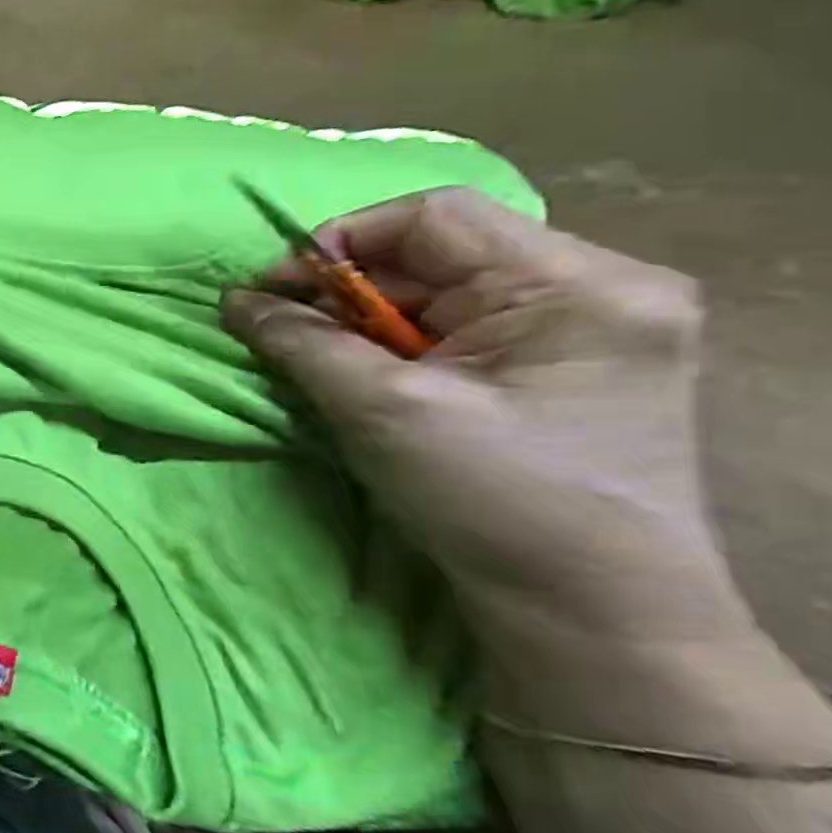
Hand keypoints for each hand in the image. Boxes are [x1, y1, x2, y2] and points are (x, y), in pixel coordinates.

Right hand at [221, 188, 745, 643]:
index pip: (433, 215)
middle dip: (348, 289)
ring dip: (367, 320)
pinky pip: (459, 325)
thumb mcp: (380, 410)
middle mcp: (598, 288)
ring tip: (322, 358)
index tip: (279, 289)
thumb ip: (301, 341)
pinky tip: (369, 376)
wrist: (592, 617)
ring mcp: (587, 326)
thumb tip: (233, 299)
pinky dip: (399, 343)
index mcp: (578, 285)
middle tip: (285, 328)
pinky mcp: (566, 362)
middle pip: (436, 253)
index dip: (342, 241)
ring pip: (441, 291)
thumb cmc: (495, 503)